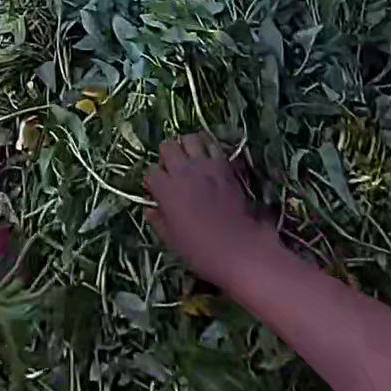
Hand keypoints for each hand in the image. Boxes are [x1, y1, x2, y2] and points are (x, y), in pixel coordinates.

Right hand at [143, 133, 282, 287]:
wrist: (241, 250)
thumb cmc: (202, 252)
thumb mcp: (171, 241)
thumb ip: (157, 221)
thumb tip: (149, 209)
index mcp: (166, 190)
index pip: (151, 172)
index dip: (152, 181)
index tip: (157, 191)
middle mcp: (182, 171)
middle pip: (167, 147)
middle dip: (166, 157)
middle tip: (172, 171)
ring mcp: (204, 165)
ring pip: (188, 138)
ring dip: (186, 147)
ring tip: (189, 160)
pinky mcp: (224, 165)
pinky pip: (212, 145)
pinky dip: (207, 147)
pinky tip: (207, 158)